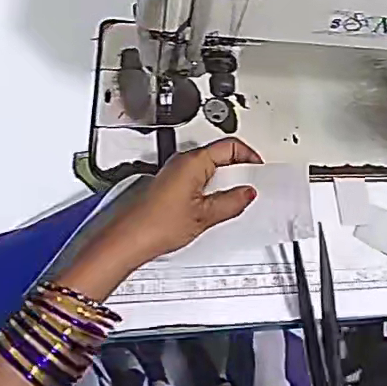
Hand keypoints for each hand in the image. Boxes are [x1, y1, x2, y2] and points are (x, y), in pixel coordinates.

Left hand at [58, 139, 262, 298]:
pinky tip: (212, 206)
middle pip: (220, 154)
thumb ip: (232, 201)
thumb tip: (246, 192)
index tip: (259, 170)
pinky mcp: (169, 183)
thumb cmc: (155, 224)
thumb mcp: (205, 215)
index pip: (231, 146)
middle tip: (249, 186)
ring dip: (224, 180)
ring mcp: (174, 171)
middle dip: (238, 169)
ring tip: (231, 200)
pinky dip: (210, 187)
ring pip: (209, 166)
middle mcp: (182, 161)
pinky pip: (197, 177)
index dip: (249, 157)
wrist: (127, 240)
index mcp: (194, 161)